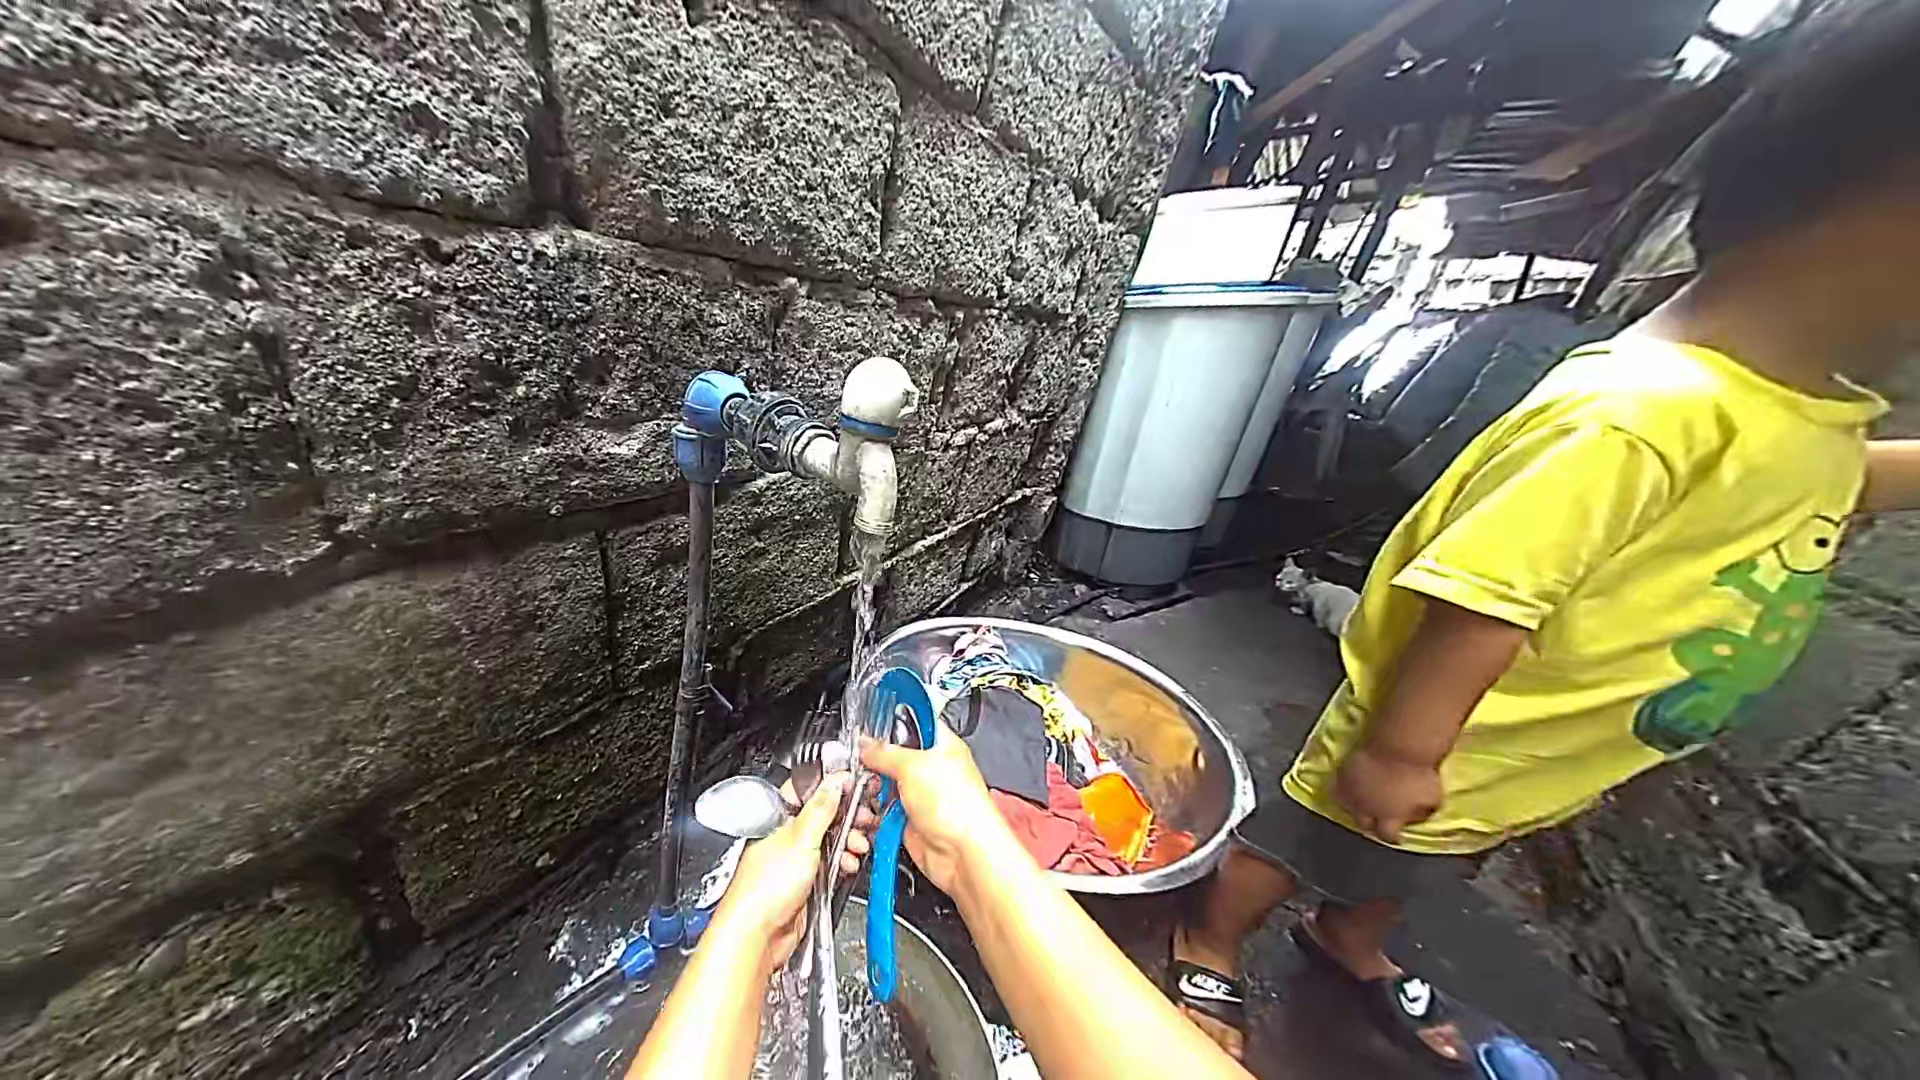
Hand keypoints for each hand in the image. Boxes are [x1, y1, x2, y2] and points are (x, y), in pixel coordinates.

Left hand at [714, 774, 873, 969]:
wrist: (757, 938)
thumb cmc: (762, 890)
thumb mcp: (800, 838)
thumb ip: (821, 807)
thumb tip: (835, 781)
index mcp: (777, 818)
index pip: (808, 790)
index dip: (832, 785)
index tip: (854, 785)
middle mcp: (786, 836)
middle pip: (824, 814)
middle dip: (847, 815)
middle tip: (864, 816)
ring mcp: (796, 859)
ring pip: (831, 839)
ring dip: (849, 840)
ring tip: (858, 844)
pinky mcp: (806, 882)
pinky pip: (831, 863)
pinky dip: (843, 861)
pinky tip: (849, 863)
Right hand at [859, 722, 1010, 894]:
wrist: (963, 855)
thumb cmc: (959, 806)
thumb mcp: (913, 766)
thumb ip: (886, 752)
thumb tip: (868, 745)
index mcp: (942, 746)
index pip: (917, 724)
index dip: (896, 722)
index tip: (872, 727)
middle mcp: (932, 770)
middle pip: (896, 757)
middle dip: (878, 762)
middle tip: (866, 764)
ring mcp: (921, 797)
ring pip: (887, 786)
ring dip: (874, 791)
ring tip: (870, 791)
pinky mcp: (911, 822)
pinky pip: (885, 813)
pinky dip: (875, 814)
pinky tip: (872, 813)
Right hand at [1332, 743, 1443, 843]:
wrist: (1399, 747)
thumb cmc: (1419, 774)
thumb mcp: (1433, 800)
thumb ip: (1422, 812)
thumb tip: (1418, 817)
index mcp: (1388, 817)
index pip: (1386, 835)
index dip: (1391, 836)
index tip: (1395, 834)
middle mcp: (1366, 807)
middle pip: (1362, 823)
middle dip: (1370, 824)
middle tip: (1377, 820)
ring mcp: (1352, 789)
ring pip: (1345, 805)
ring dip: (1353, 807)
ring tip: (1360, 805)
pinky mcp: (1343, 772)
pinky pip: (1336, 786)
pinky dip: (1342, 790)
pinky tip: (1349, 788)